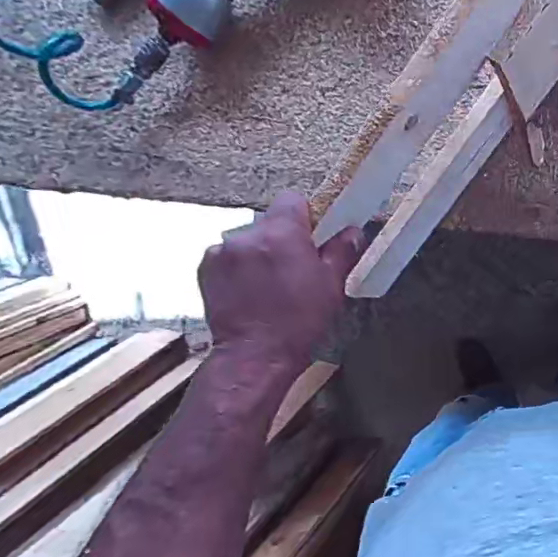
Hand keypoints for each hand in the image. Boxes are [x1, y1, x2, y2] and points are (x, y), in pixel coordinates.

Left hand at [199, 192, 363, 374]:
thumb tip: (352, 232)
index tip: (312, 236)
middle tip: (294, 270)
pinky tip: (249, 293)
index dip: (305, 216)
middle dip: (281, 240)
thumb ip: (341, 251)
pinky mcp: (206, 269)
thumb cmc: (296, 324)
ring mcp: (222, 252)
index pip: (292, 200)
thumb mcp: (331, 287)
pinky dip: (238, 269)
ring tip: (269, 287)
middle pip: (269, 223)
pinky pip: (227, 258)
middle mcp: (247, 234)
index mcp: (281, 233)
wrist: (254, 356)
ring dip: (258, 255)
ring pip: (248, 241)